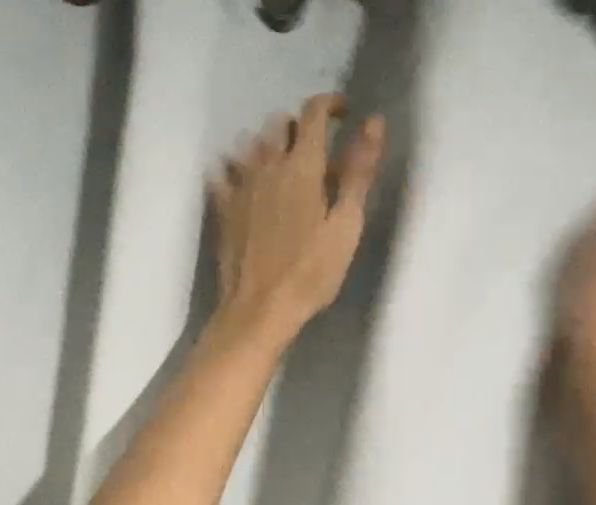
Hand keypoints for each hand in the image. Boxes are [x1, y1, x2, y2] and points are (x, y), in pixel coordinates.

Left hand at [209, 93, 385, 338]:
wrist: (258, 310)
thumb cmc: (310, 273)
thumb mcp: (346, 225)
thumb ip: (359, 171)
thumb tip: (373, 121)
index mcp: (302, 165)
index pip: (314, 112)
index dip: (331, 104)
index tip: (345, 114)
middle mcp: (267, 165)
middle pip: (279, 123)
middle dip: (299, 126)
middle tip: (315, 150)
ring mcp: (239, 186)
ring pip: (249, 143)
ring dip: (266, 145)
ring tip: (281, 167)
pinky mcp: (222, 210)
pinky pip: (221, 174)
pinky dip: (233, 168)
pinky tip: (241, 181)